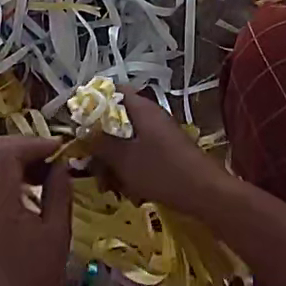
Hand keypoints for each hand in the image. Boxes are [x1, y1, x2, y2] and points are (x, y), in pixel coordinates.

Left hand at [0, 136, 70, 285]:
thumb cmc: (36, 277)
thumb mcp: (58, 233)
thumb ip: (59, 192)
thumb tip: (60, 164)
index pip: (6, 153)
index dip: (33, 143)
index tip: (59, 148)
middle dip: (18, 144)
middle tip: (47, 155)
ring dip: (6, 158)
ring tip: (36, 170)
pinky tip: (20, 188)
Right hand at [88, 90, 236, 218]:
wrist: (207, 194)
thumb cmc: (162, 171)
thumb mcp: (123, 159)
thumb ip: (100, 142)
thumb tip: (82, 130)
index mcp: (142, 109)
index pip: (113, 91)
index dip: (93, 103)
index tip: (78, 124)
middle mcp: (152, 117)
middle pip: (117, 121)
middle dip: (101, 146)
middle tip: (92, 168)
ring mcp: (161, 136)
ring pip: (127, 143)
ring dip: (115, 164)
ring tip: (110, 188)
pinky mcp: (167, 154)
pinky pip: (141, 157)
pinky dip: (131, 172)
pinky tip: (130, 194)